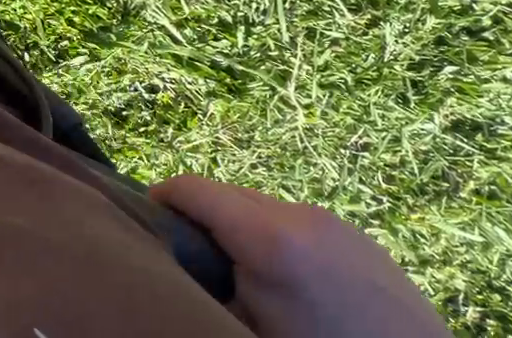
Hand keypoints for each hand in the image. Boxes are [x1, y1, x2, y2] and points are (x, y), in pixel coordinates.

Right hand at [151, 176, 449, 337]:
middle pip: (224, 192)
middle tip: (194, 257)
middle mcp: (300, 215)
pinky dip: (279, 237)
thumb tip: (177, 251)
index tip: (148, 224)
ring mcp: (337, 224)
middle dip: (201, 214)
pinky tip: (291, 279)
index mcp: (267, 238)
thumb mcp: (244, 324)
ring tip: (245, 271)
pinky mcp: (363, 240)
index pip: (189, 187)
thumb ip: (207, 278)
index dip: (159, 200)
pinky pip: (298, 222)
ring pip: (261, 204)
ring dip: (240, 225)